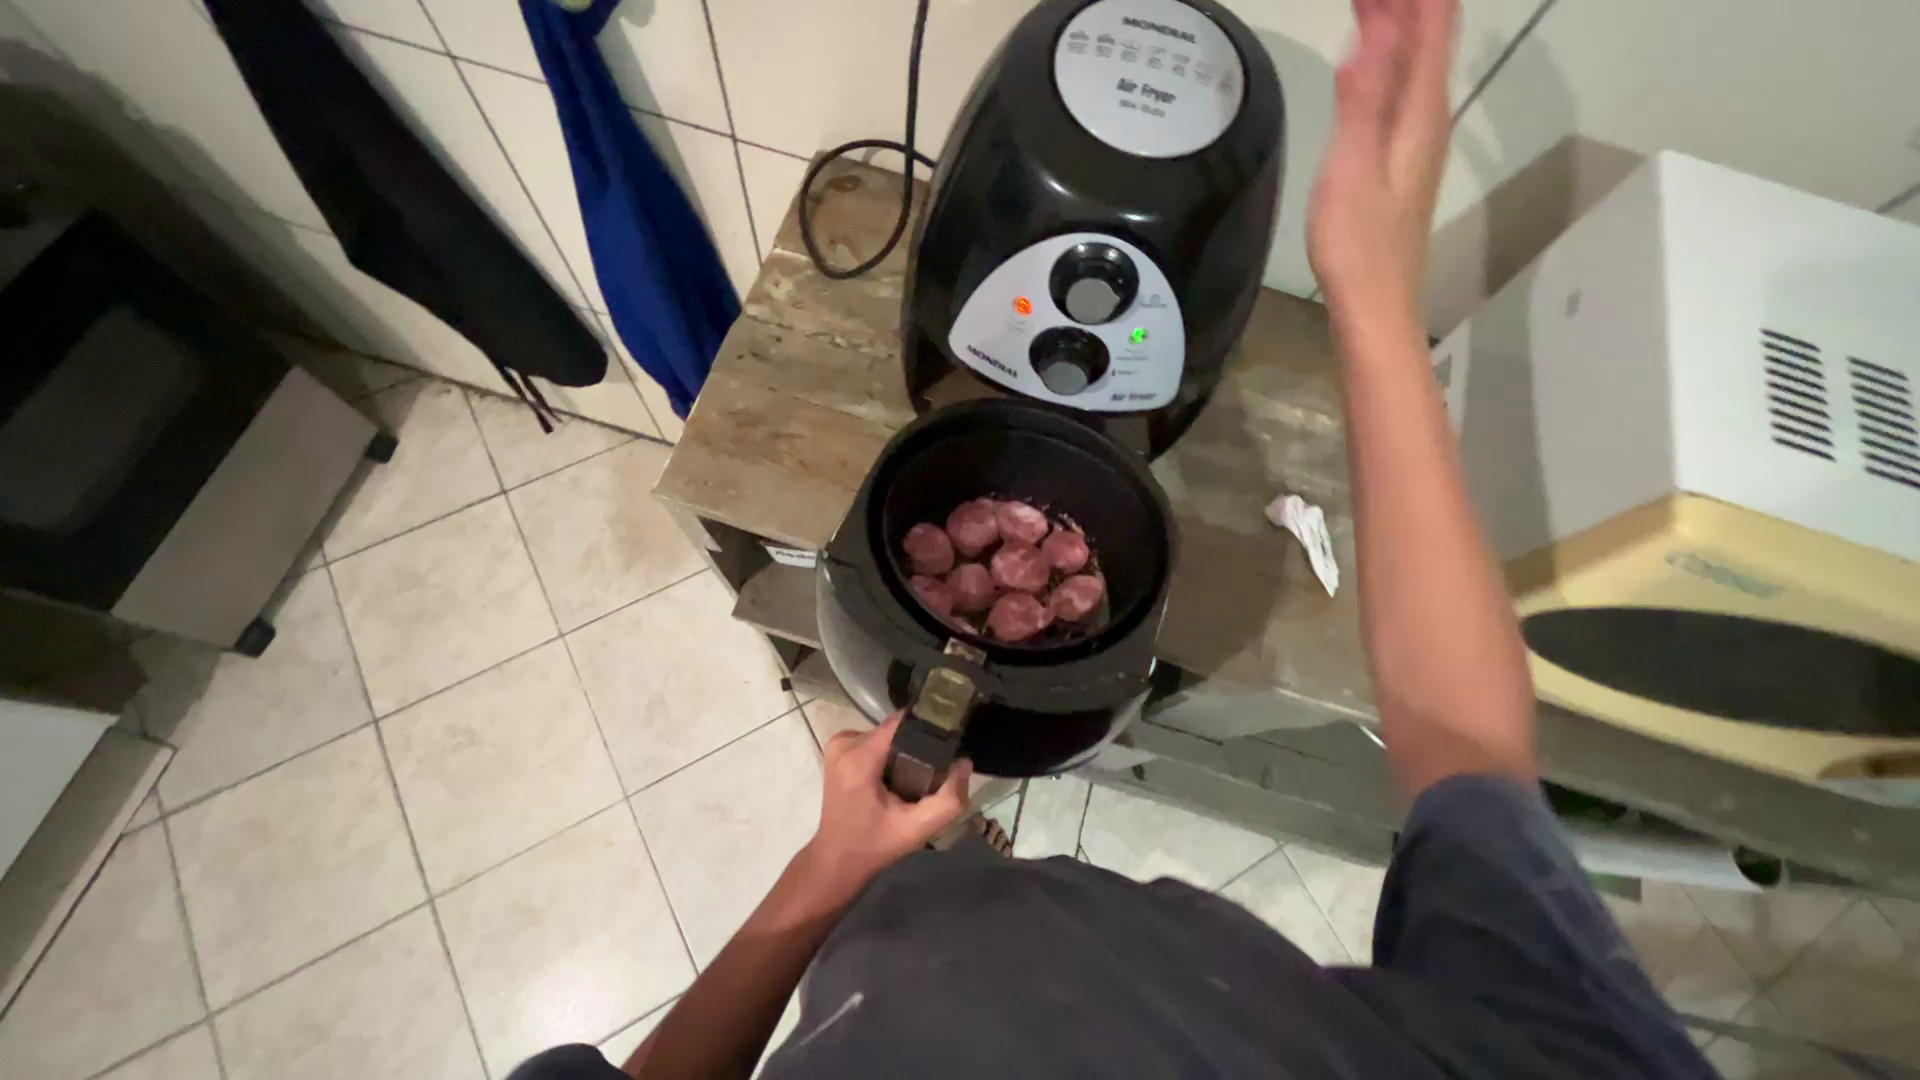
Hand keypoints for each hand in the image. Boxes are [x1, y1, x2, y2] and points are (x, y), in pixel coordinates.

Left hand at [797, 713, 972, 896]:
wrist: (837, 860)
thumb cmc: (875, 845)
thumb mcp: (916, 829)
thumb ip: (947, 800)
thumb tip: (964, 763)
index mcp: (859, 758)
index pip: (901, 724)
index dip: (927, 730)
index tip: (949, 743)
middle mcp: (845, 743)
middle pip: (894, 729)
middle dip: (917, 745)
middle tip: (934, 770)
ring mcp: (838, 744)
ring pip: (885, 734)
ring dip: (903, 750)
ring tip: (916, 775)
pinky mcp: (837, 749)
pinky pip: (873, 740)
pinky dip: (887, 753)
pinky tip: (894, 777)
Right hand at [1307, 0, 1456, 326]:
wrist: (1374, 304)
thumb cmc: (1357, 244)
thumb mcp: (1351, 170)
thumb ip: (1363, 103)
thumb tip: (1375, 35)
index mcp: (1418, 115)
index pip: (1431, 29)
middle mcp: (1427, 121)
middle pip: (1427, 43)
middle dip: (1403, 5)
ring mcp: (1417, 143)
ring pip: (1415, 67)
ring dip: (1396, 31)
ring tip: (1367, 6)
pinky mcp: (1402, 164)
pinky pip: (1403, 93)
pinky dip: (1389, 66)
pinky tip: (1371, 70)